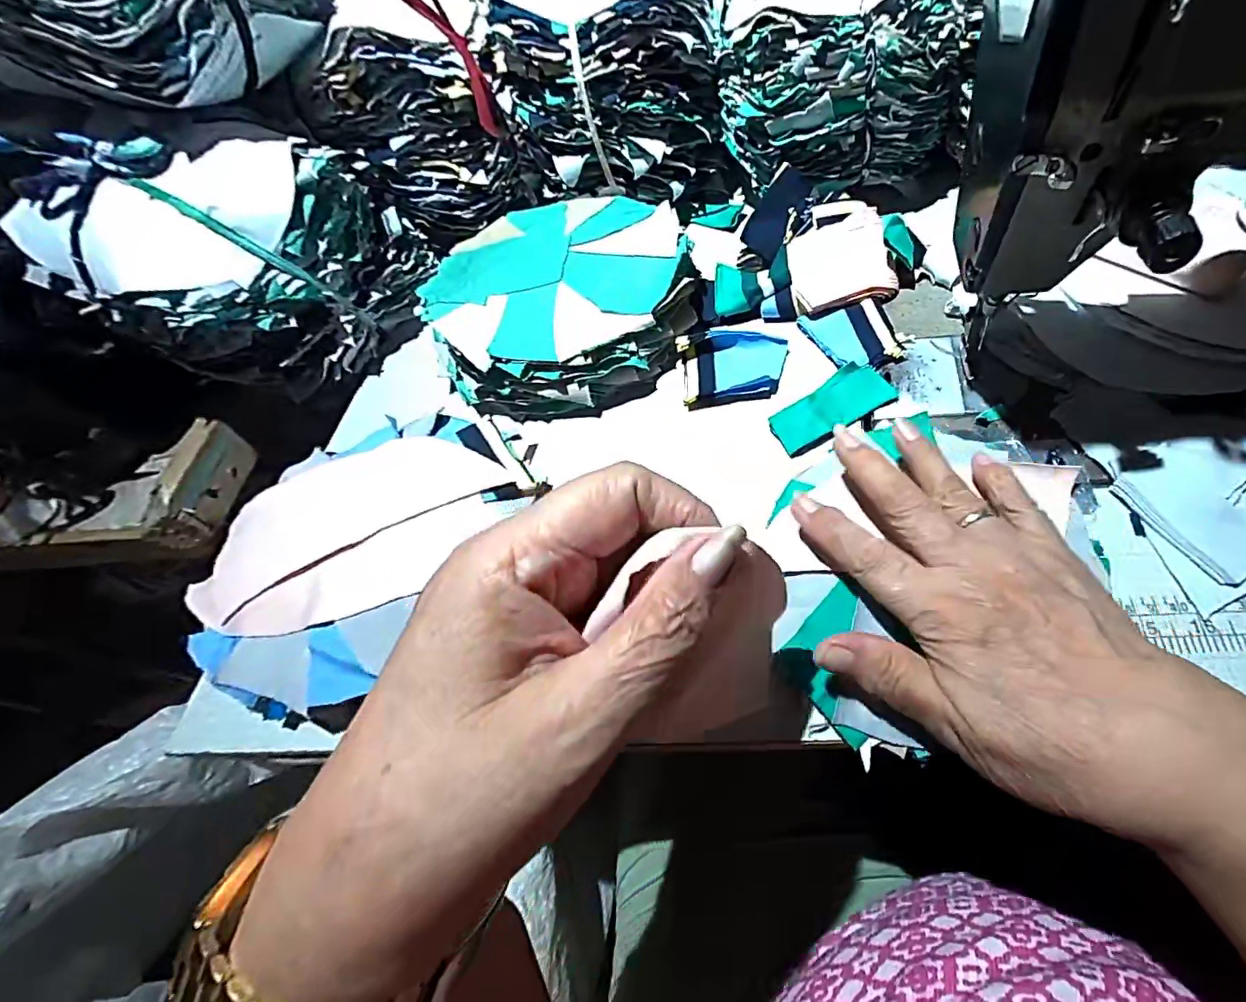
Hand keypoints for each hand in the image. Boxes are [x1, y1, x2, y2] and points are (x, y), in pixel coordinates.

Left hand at [231, 463, 783, 1001]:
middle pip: (630, 525)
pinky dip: (648, 629)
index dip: (689, 517)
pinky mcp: (536, 634)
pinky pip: (612, 605)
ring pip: (628, 567)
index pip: (623, 488)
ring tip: (677, 663)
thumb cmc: (470, 799)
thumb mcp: (586, 711)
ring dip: (668, 604)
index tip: (727, 578)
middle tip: (710, 632)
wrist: (379, 891)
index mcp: (509, 561)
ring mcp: (525, 600)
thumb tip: (732, 546)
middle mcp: (517, 563)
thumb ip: (665, 624)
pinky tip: (648, 674)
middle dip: (683, 568)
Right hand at [793, 424, 1245, 848]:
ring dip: (928, 461)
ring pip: (960, 497)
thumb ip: (889, 676)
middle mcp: (971, 568)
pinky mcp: (1056, 556)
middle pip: (910, 512)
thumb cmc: (1036, 738)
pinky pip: (1021, 506)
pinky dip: (1001, 481)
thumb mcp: (951, 723)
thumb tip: (822, 647)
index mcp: (938, 610)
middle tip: (845, 435)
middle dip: (873, 473)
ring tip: (902, 427)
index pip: (870, 561)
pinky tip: (985, 462)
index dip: (833, 531)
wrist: (1136, 726)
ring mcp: (1017, 554)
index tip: (803, 498)